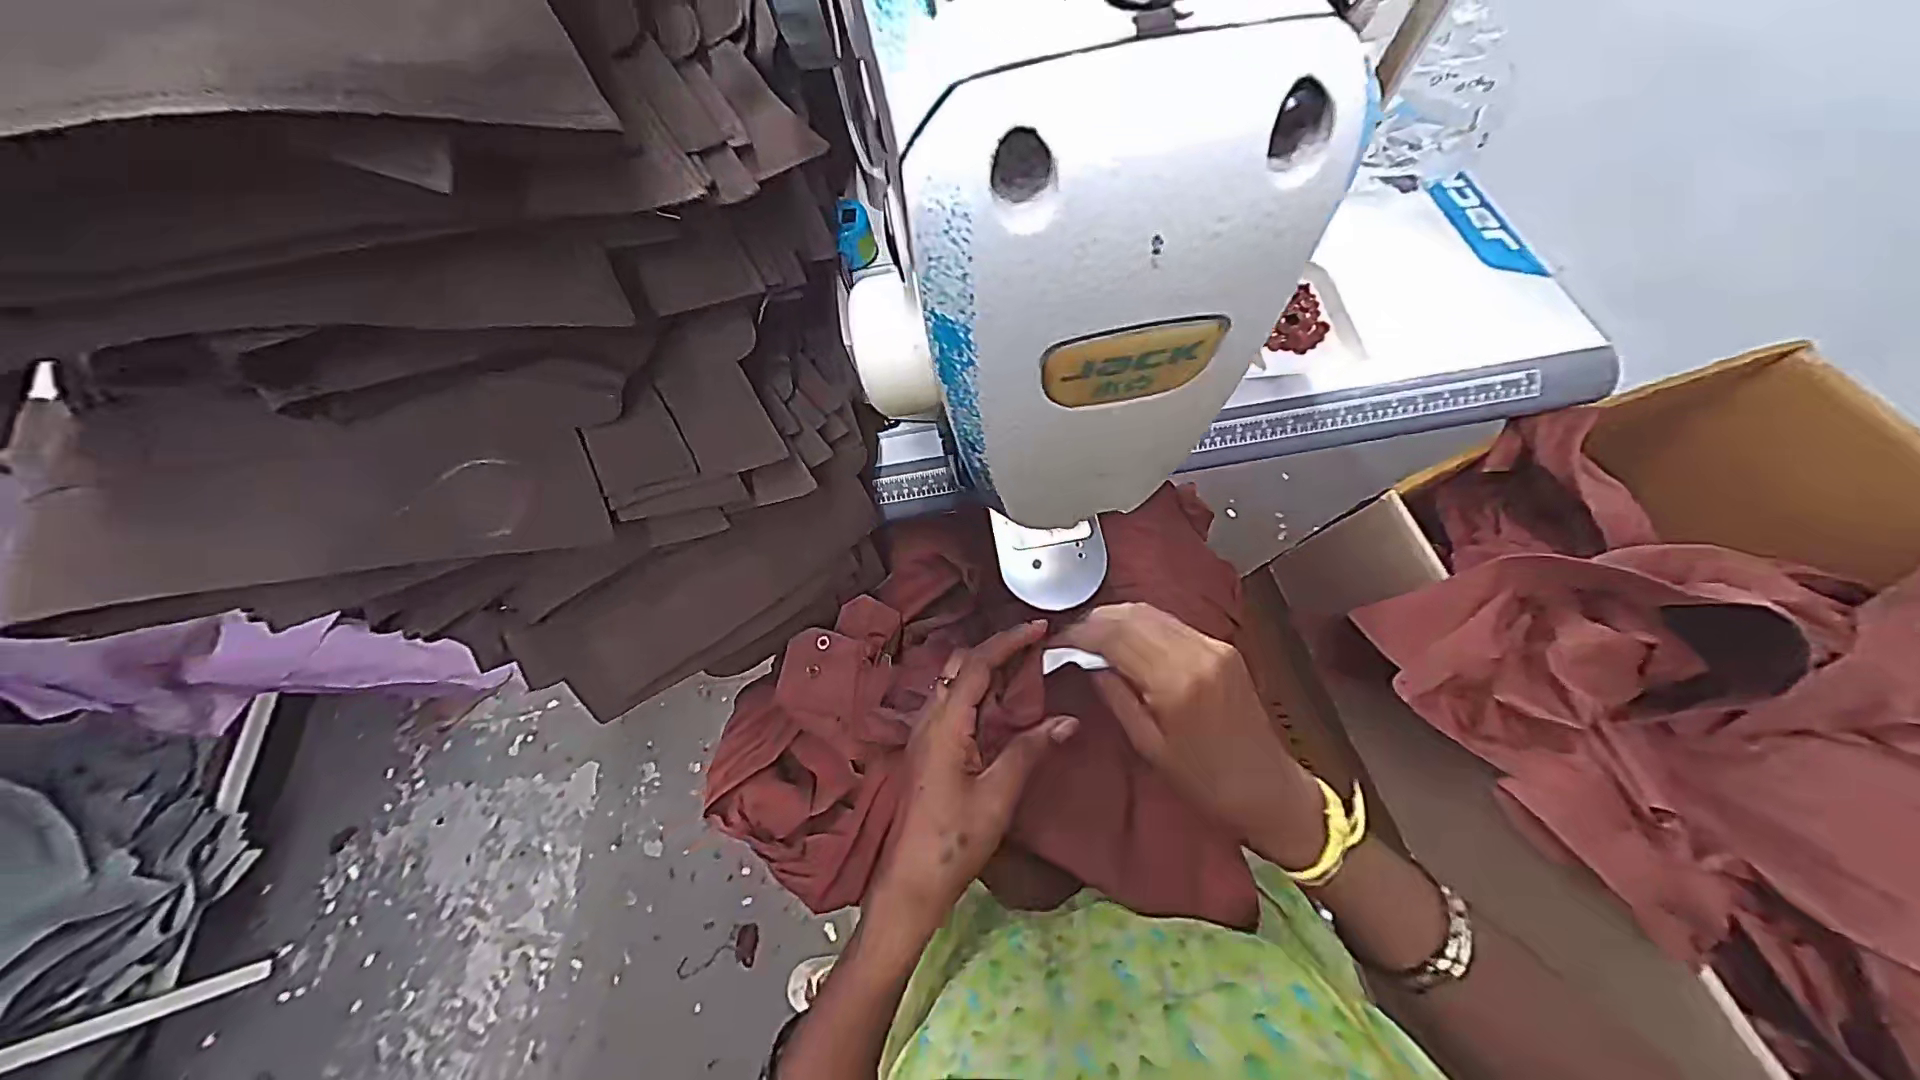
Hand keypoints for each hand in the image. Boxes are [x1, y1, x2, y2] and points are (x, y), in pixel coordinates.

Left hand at [869, 620, 1078, 929]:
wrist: (910, 880)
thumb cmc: (954, 840)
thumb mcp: (998, 795)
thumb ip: (1029, 751)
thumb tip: (1067, 720)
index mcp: (944, 724)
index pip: (975, 665)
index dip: (1007, 641)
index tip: (1038, 627)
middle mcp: (928, 720)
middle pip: (959, 666)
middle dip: (995, 648)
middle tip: (1033, 645)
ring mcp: (922, 734)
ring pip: (953, 683)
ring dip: (985, 669)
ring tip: (1022, 667)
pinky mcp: (925, 749)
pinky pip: (951, 704)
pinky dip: (976, 691)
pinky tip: (998, 705)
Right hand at [1053, 603, 1327, 866]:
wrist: (1269, 788)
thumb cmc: (1205, 781)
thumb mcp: (1149, 744)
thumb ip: (1116, 695)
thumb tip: (1088, 662)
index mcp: (1176, 680)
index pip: (1114, 635)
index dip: (1078, 633)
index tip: (1055, 642)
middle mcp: (1198, 652)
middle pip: (1132, 614)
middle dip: (1093, 620)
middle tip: (1068, 636)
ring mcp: (1214, 645)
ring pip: (1151, 612)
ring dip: (1115, 617)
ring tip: (1090, 636)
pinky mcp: (1223, 647)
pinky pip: (1171, 622)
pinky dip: (1140, 623)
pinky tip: (1124, 639)